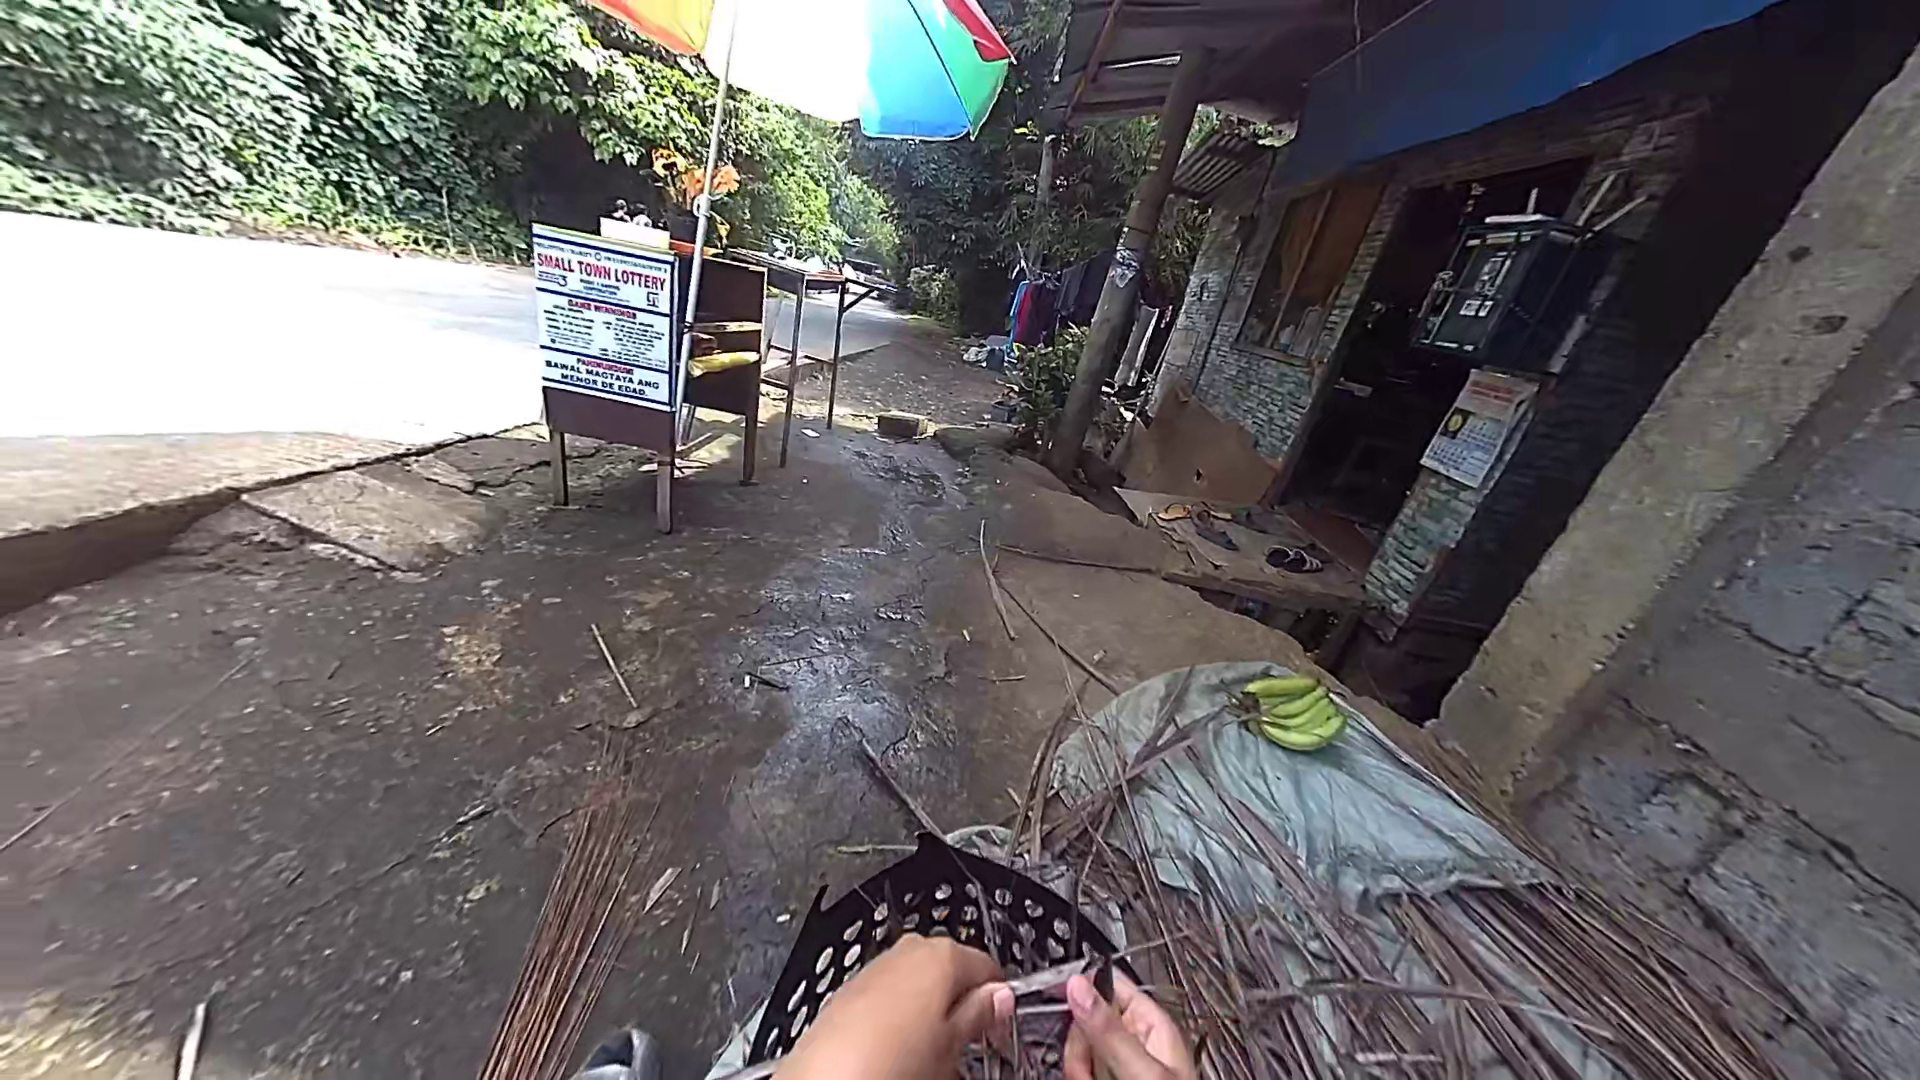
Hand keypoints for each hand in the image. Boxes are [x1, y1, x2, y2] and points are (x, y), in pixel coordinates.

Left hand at [775, 934, 1013, 1079]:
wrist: (826, 1079)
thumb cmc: (890, 1063)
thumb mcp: (951, 1046)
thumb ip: (980, 1014)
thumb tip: (1000, 997)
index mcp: (942, 953)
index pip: (987, 966)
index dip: (996, 1000)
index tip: (998, 1029)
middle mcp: (911, 949)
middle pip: (952, 971)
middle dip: (961, 1007)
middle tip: (965, 1049)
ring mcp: (880, 965)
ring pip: (920, 984)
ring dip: (930, 1014)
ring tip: (930, 1057)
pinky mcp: (854, 987)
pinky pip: (891, 995)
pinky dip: (900, 1017)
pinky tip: (897, 1054)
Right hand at [1063, 972, 1196, 1079]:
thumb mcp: (1142, 1072)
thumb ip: (1108, 1028)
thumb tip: (1078, 984)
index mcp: (1152, 1025)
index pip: (1107, 983)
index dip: (1082, 994)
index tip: (1066, 1011)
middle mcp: (1136, 1043)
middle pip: (1085, 1021)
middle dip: (1079, 1049)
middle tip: (1088, 1072)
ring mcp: (1123, 1069)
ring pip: (1080, 1052)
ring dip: (1079, 1070)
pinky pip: (1082, 1072)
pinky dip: (1080, 1078)